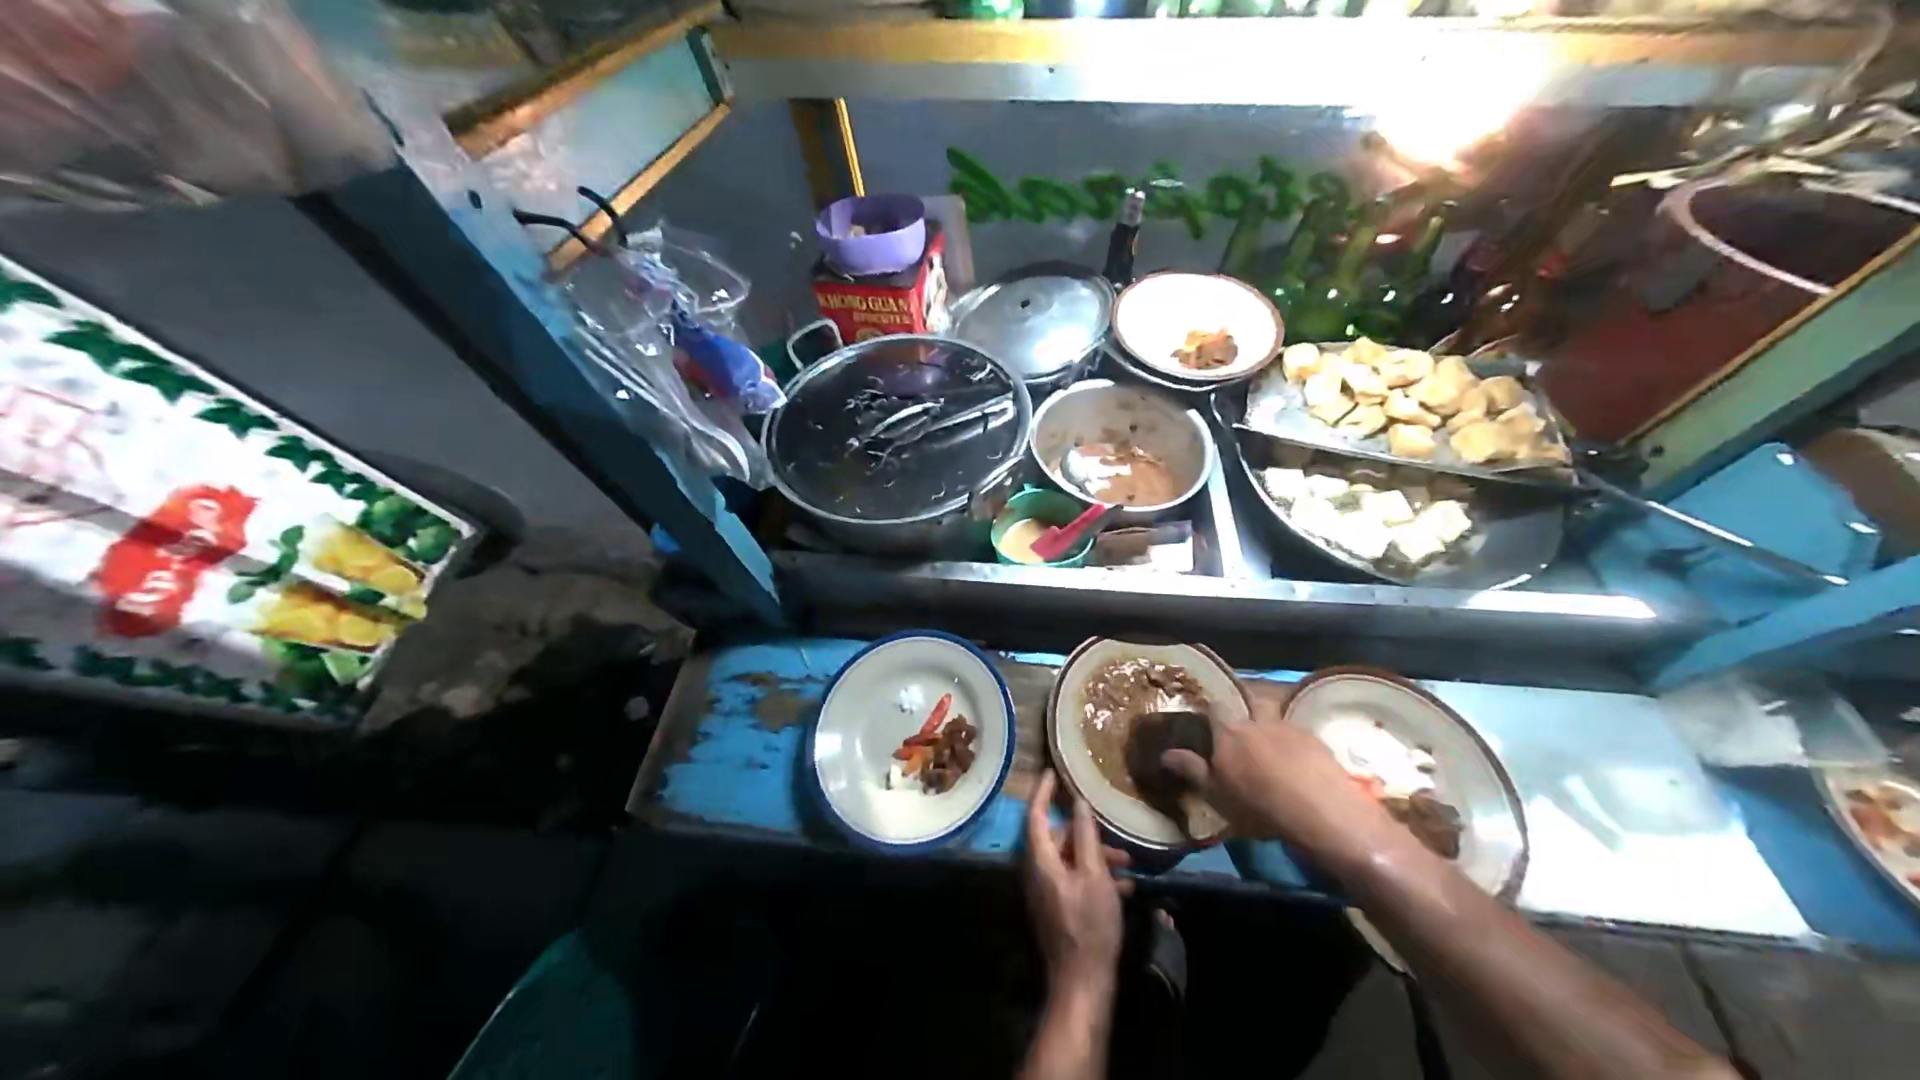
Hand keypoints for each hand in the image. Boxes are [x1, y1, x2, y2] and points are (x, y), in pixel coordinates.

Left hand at [1022, 769, 1131, 993]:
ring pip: (1069, 860)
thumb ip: (1086, 836)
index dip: (1042, 791)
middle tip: (1115, 836)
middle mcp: (1036, 871)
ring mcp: (1045, 891)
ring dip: (1096, 858)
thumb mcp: (1094, 875)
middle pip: (1057, 838)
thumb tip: (1078, 802)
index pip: (1034, 814)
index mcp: (1039, 859)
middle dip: (1087, 834)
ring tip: (1128, 866)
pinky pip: (1073, 879)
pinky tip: (1123, 888)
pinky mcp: (1056, 907)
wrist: (1082, 982)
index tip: (1052, 771)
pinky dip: (1094, 877)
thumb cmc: (1088, 925)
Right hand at [1160, 684, 1405, 877]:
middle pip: (1251, 700)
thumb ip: (1192, 770)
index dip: (1211, 713)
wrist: (1322, 814)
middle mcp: (1259, 721)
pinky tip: (1298, 764)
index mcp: (1230, 731)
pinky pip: (1300, 735)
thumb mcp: (1217, 794)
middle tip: (1244, 728)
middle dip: (1246, 707)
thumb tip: (1165, 753)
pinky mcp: (1319, 742)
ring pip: (1276, 718)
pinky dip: (1295, 744)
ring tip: (1272, 750)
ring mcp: (1292, 728)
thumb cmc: (1258, 805)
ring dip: (1272, 728)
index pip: (1215, 707)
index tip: (1208, 723)